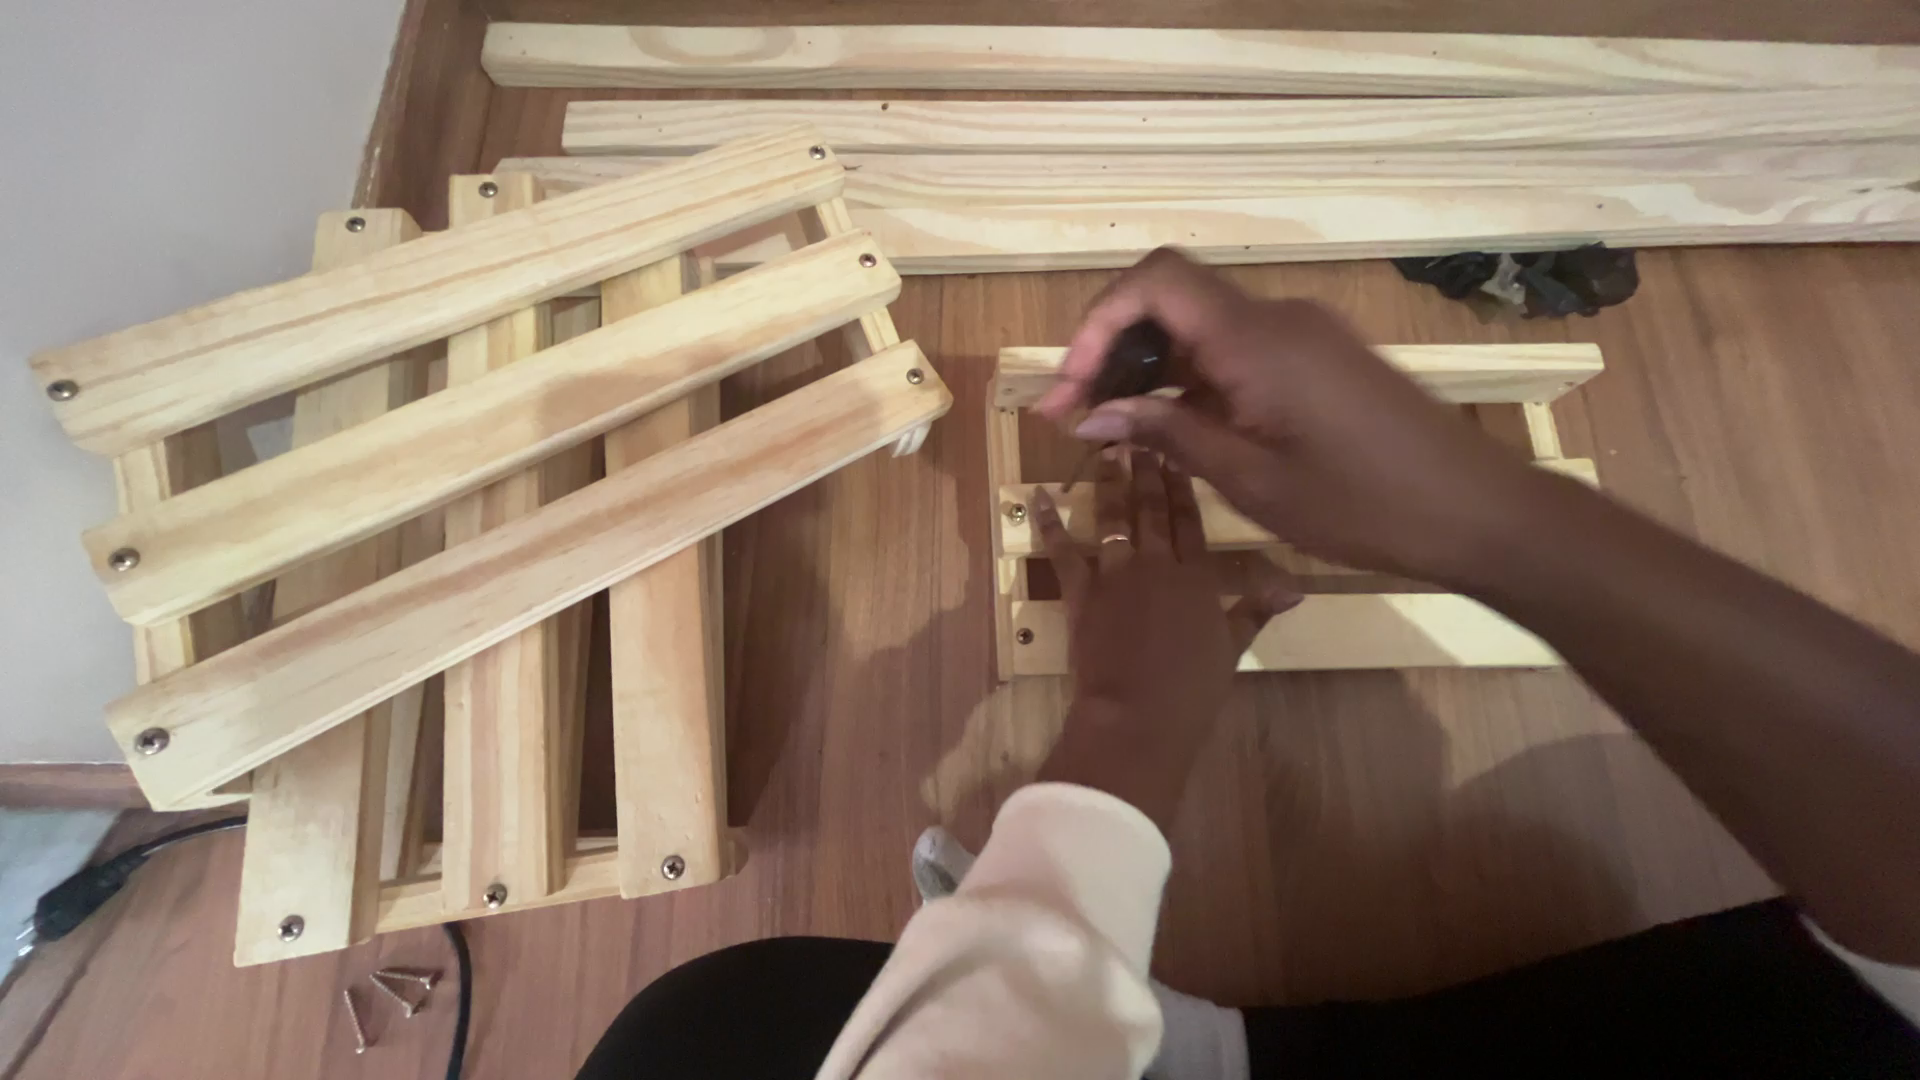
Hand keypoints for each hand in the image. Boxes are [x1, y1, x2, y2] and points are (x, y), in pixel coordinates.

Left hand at [1032, 451, 1299, 736]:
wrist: (1139, 714)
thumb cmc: (1191, 689)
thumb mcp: (1231, 649)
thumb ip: (1256, 610)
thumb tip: (1296, 588)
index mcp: (1197, 576)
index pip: (1191, 520)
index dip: (1183, 486)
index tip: (1177, 453)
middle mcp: (1157, 563)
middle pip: (1152, 509)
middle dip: (1148, 471)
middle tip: (1141, 437)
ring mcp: (1115, 573)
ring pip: (1114, 517)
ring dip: (1110, 483)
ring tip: (1108, 451)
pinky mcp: (1080, 590)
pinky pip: (1062, 549)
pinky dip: (1049, 522)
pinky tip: (1040, 495)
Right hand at [1037, 248, 1544, 584]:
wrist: (1474, 510)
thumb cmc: (1359, 503)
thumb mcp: (1247, 477)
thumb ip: (1167, 433)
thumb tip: (1091, 415)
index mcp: (1254, 339)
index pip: (1155, 282)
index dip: (1098, 321)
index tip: (1071, 386)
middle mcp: (1273, 319)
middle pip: (1167, 301)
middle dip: (1109, 352)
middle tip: (1073, 417)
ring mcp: (1296, 335)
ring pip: (1195, 328)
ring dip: (1144, 370)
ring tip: (1109, 428)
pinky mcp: (1310, 358)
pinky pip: (1229, 351)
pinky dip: (1185, 380)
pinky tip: (1167, 426)